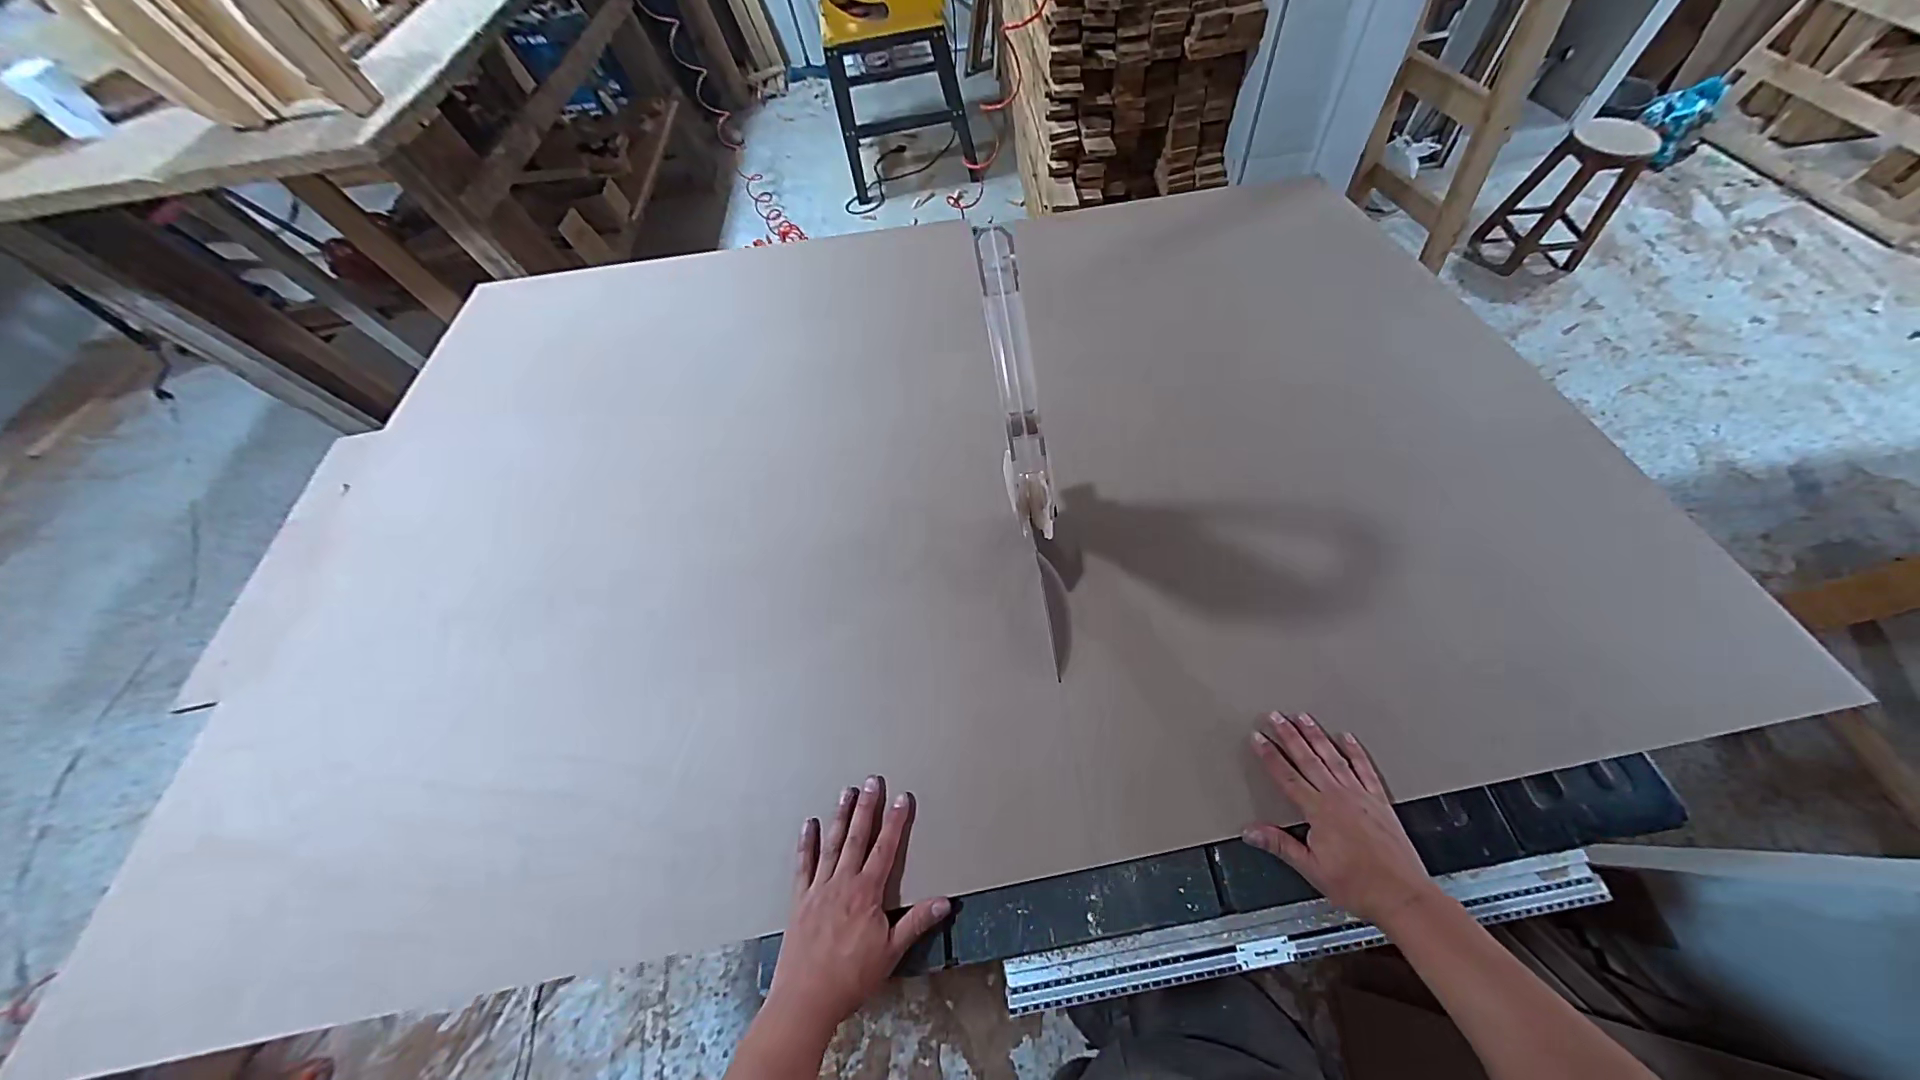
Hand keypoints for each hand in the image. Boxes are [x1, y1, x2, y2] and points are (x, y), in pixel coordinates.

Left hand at [765, 775, 949, 1036]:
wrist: (805, 1000)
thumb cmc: (849, 979)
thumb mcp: (891, 953)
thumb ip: (916, 923)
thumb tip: (943, 903)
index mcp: (866, 894)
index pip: (885, 849)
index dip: (895, 822)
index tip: (901, 799)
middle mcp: (842, 884)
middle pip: (858, 837)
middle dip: (867, 807)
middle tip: (872, 781)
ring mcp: (819, 890)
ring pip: (833, 844)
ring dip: (841, 817)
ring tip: (847, 793)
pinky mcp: (800, 900)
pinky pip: (804, 865)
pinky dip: (807, 844)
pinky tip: (809, 826)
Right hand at [1242, 712, 1439, 924]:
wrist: (1404, 897)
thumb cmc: (1360, 886)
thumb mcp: (1311, 869)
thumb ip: (1280, 845)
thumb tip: (1251, 832)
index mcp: (1319, 812)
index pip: (1286, 776)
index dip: (1269, 755)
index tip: (1258, 737)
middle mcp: (1339, 798)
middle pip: (1307, 758)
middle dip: (1289, 735)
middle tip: (1276, 716)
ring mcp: (1361, 797)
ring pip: (1333, 757)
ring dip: (1316, 735)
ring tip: (1304, 717)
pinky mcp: (1380, 802)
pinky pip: (1365, 769)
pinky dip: (1355, 752)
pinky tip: (1347, 738)